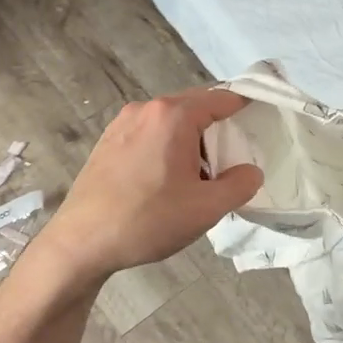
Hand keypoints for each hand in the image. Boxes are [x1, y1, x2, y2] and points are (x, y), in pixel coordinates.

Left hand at [33, 89, 260, 286]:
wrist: (81, 243)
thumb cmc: (148, 220)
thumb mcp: (208, 208)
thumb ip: (241, 184)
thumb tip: (251, 171)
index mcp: (173, 116)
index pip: (221, 98)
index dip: (245, 105)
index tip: (261, 116)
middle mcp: (146, 110)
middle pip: (195, 106)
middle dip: (217, 127)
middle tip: (234, 157)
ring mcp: (122, 124)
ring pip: (171, 122)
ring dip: (191, 140)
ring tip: (200, 175)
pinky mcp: (107, 143)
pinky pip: (150, 134)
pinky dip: (167, 147)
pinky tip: (168, 180)